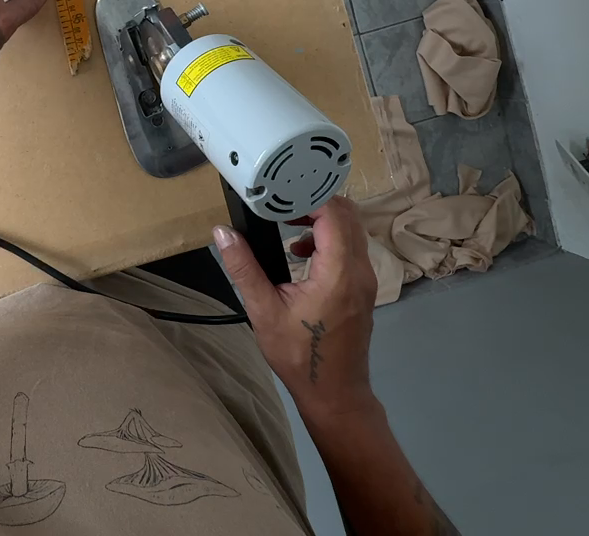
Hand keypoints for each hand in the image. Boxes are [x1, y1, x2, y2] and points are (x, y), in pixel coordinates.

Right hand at [216, 198, 379, 421]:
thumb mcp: (263, 311)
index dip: (307, 196)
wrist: (335, 395)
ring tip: (285, 223)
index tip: (277, 193)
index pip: (333, 213)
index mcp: (338, 271)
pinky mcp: (362, 287)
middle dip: (314, 201)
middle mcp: (359, 270)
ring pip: (352, 229)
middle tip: (280, 202)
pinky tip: (299, 252)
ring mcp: (365, 279)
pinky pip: (351, 246)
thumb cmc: (299, 355)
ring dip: (321, 218)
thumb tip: (222, 231)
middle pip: (347, 214)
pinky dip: (328, 236)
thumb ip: (244, 267)